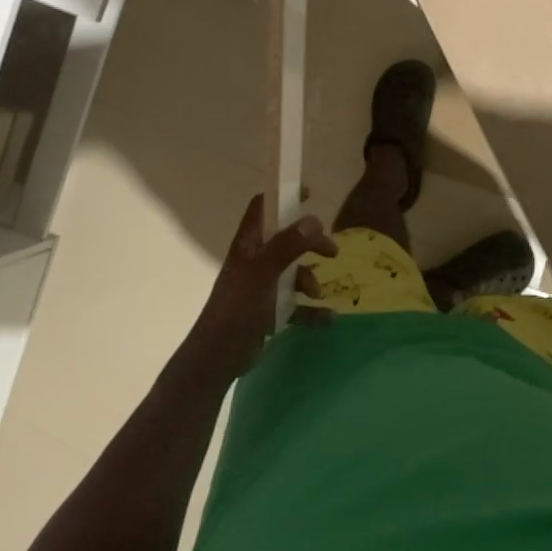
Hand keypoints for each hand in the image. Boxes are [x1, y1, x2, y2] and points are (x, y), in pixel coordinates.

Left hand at [179, 195, 336, 385]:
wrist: (219, 356)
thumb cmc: (238, 308)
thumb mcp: (264, 273)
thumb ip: (287, 245)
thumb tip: (312, 220)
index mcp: (248, 245)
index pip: (263, 208)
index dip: (283, 196)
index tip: (308, 194)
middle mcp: (254, 260)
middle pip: (286, 239)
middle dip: (310, 242)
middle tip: (332, 252)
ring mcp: (261, 286)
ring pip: (293, 272)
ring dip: (310, 278)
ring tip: (319, 293)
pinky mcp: (267, 310)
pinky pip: (295, 304)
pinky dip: (312, 309)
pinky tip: (329, 318)